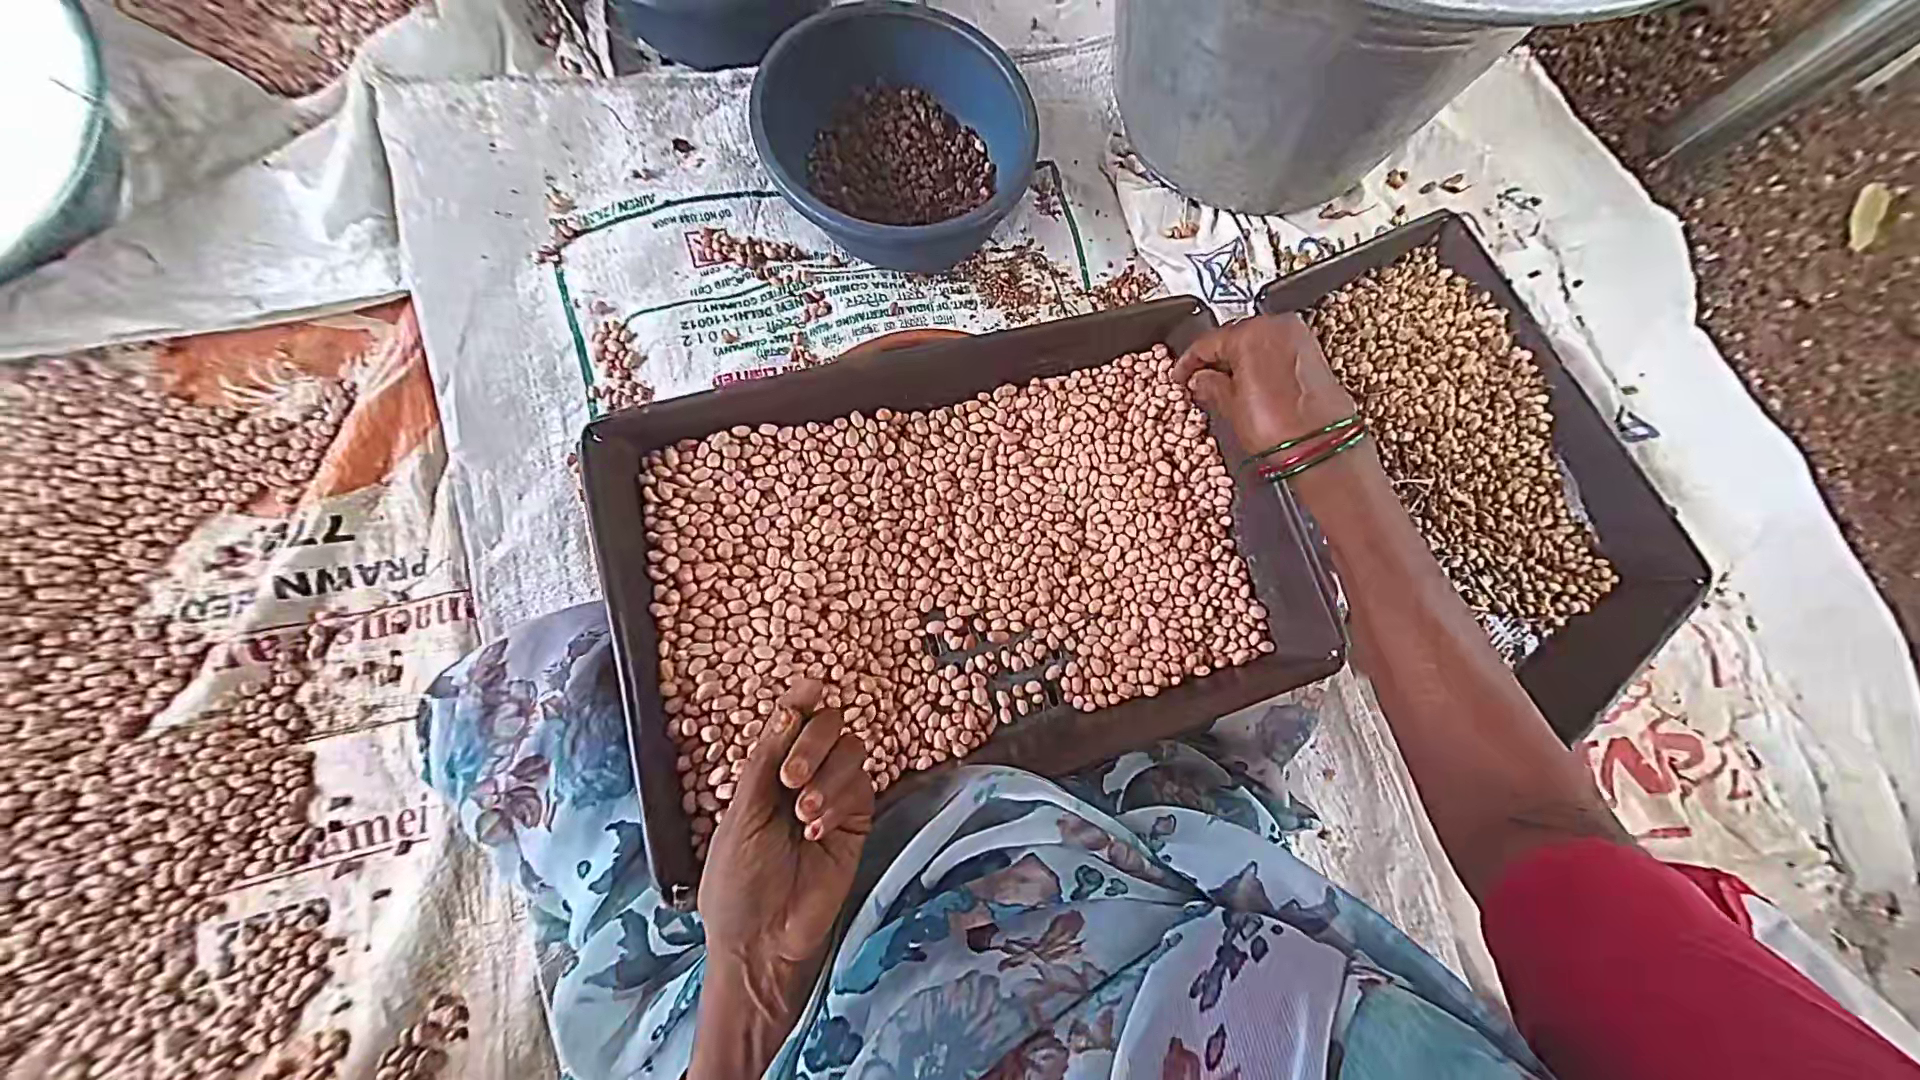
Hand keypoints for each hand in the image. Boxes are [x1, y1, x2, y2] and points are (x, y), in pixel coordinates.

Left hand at [697, 677, 872, 1007]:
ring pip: (851, 749)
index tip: (811, 686)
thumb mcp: (741, 815)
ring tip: (802, 814)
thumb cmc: (737, 880)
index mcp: (769, 769)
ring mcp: (833, 793)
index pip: (792, 720)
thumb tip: (789, 710)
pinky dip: (838, 800)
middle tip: (790, 776)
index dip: (802, 699)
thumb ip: (766, 759)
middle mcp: (805, 774)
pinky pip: (861, 786)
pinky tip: (817, 832)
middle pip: (828, 724)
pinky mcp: (857, 817)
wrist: (761, 941)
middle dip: (813, 740)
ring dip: (827, 774)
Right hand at [1172, 313, 1356, 457]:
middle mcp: (1277, 326)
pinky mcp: (1312, 352)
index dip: (1188, 362)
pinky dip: (1258, 363)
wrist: (1322, 444)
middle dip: (1214, 359)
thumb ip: (1211, 386)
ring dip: (1237, 361)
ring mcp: (1298, 337)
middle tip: (1198, 381)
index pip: (1206, 342)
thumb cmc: (1278, 427)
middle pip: (1233, 336)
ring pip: (1255, 342)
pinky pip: (1274, 350)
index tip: (1179, 376)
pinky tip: (1249, 385)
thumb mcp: (1230, 407)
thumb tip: (1201, 379)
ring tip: (1223, 386)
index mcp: (1250, 334)